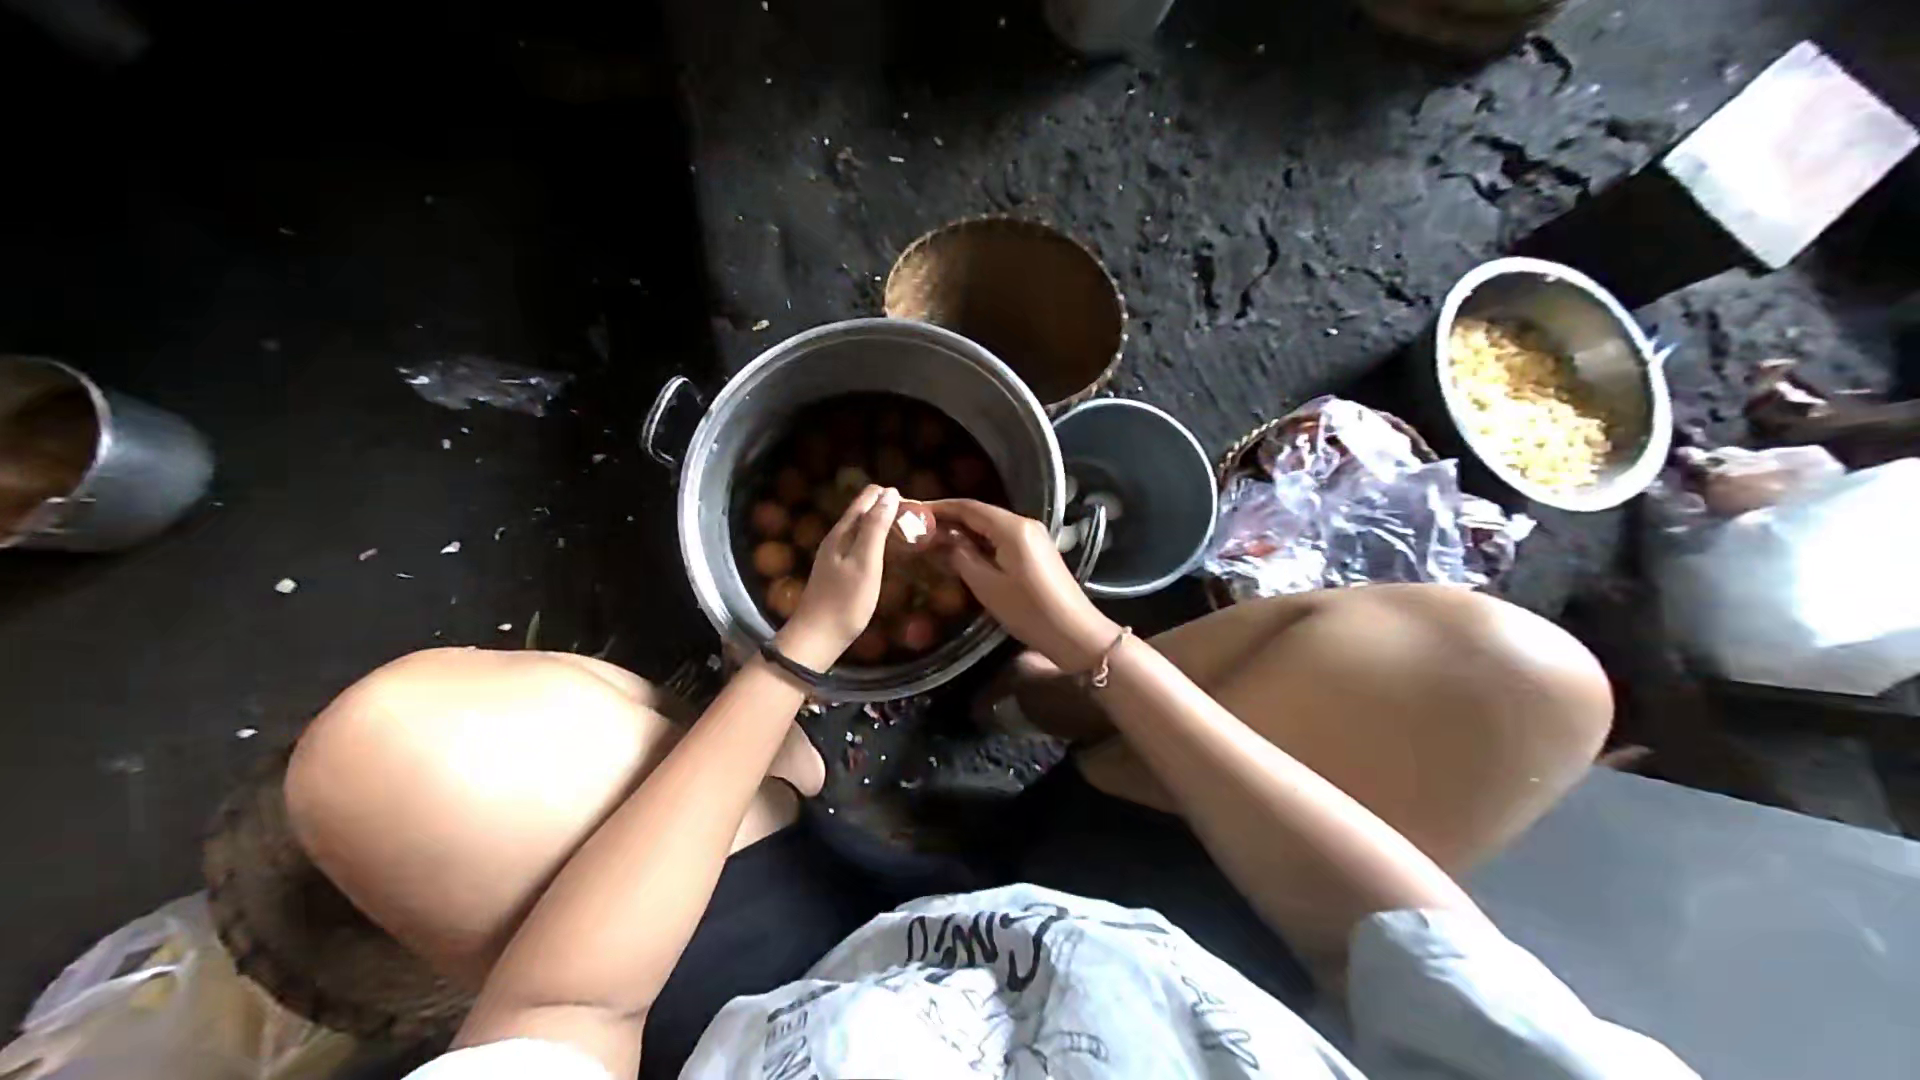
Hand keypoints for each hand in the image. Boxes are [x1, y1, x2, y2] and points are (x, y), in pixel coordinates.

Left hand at [778, 485, 897, 668]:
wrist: (817, 637)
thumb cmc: (845, 602)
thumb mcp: (865, 562)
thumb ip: (876, 527)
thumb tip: (890, 493)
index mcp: (842, 531)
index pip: (867, 497)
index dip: (891, 497)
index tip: (915, 511)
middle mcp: (836, 537)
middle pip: (865, 510)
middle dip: (890, 509)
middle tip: (918, 526)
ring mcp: (835, 554)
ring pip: (863, 527)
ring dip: (885, 525)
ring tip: (910, 536)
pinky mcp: (838, 569)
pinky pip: (861, 544)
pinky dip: (878, 542)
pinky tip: (890, 554)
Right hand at [929, 500, 1120, 672]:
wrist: (1075, 633)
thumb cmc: (1029, 610)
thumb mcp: (987, 586)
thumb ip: (961, 556)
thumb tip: (943, 538)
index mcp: (1012, 527)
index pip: (969, 507)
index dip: (940, 507)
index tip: (914, 511)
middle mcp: (1025, 524)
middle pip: (981, 513)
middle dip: (950, 518)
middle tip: (919, 528)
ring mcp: (1034, 537)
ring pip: (991, 526)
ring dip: (965, 531)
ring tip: (934, 539)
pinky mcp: (1037, 552)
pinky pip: (1002, 539)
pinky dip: (981, 542)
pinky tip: (963, 552)